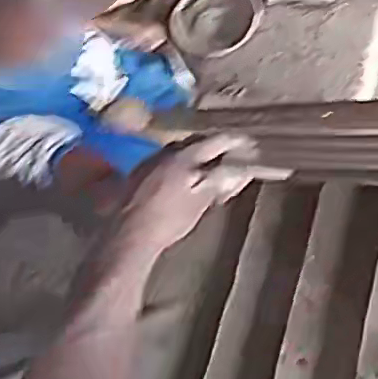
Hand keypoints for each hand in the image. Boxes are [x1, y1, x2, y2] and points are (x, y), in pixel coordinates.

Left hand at [110, 134, 253, 259]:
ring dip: (196, 153)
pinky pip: (165, 160)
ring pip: (179, 150)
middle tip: (231, 152)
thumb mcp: (202, 200)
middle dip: (215, 144)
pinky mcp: (138, 175)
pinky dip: (180, 163)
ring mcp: (149, 163)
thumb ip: (222, 180)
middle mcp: (165, 154)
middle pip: (195, 141)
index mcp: (184, 157)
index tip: (249, 143)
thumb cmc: (169, 220)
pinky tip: (183, 176)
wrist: (129, 237)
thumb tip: (242, 169)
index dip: (235, 141)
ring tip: (208, 163)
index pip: (216, 141)